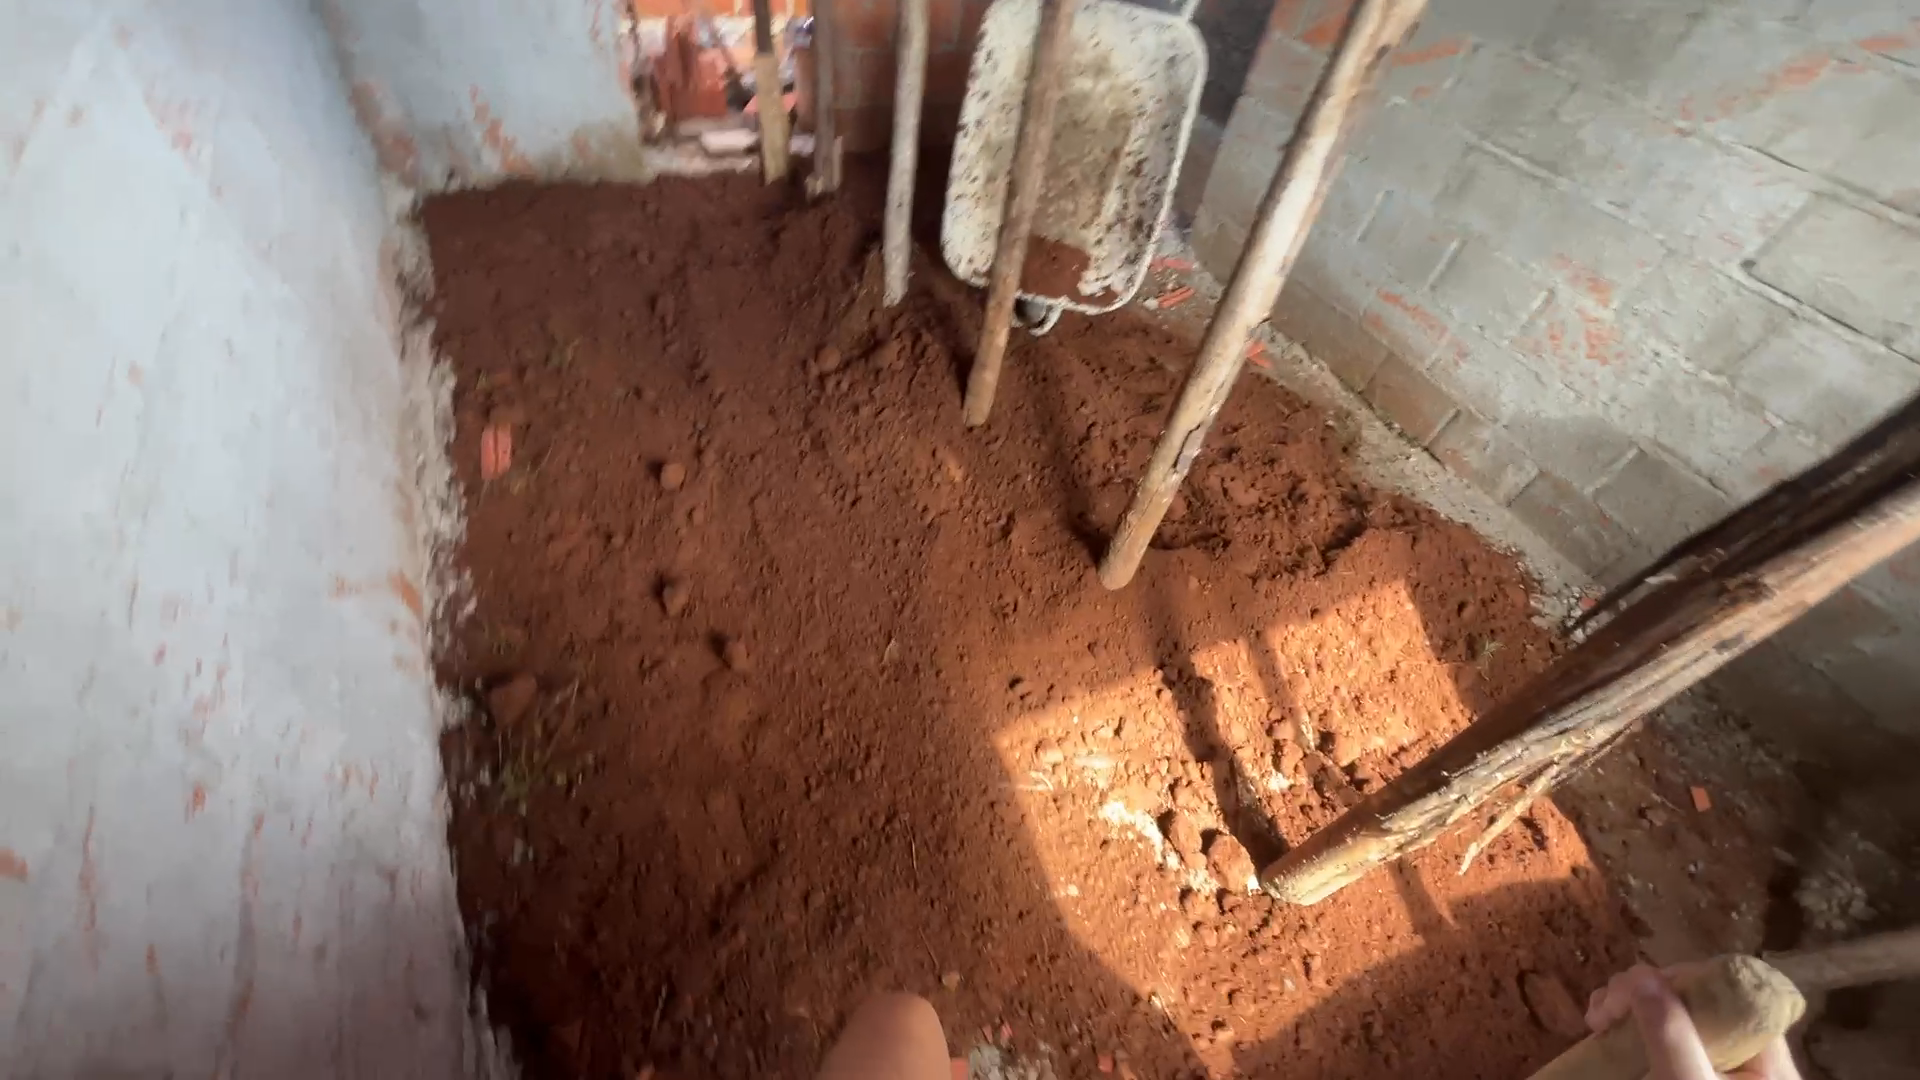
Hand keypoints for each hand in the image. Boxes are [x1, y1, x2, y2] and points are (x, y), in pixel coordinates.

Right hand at [1585, 964, 1799, 1079]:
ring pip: (1667, 1008)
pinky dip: (1625, 1020)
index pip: (1732, 994)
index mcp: (1765, 1061)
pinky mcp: (1685, 1067)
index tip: (1634, 988)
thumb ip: (1670, 1033)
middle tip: (1603, 1009)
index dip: (1681, 978)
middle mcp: (1743, 1056)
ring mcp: (1712, 1062)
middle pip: (1693, 997)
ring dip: (1624, 1003)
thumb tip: (1640, 972)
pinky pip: (1655, 1028)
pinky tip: (1603, 1028)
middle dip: (1639, 991)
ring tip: (1596, 1020)